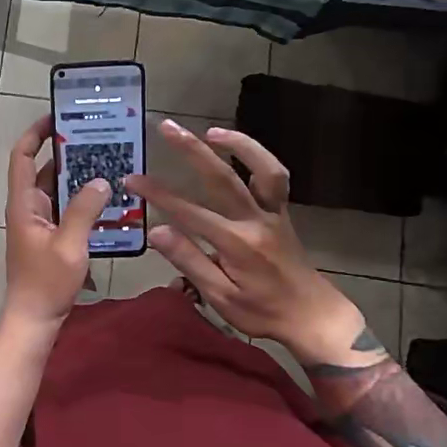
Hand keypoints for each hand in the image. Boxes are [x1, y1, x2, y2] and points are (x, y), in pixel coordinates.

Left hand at [3, 116, 111, 327]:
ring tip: (108, 160)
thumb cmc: (46, 282)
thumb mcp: (70, 245)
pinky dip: (82, 200)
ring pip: (56, 189)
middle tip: (97, 137)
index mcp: (23, 203)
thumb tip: (99, 180)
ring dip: (77, 176)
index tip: (57, 116)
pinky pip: (64, 208)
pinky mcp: (48, 235)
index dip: (36, 134)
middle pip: (43, 169)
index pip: (23, 157)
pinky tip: (108, 198)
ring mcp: (37, 221)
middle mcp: (27, 206)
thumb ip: (84, 211)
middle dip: (66, 152)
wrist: (33, 318)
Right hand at [123, 119, 367, 365]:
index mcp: (238, 244)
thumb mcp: (221, 296)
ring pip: (263, 170)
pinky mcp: (283, 214)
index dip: (157, 193)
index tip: (130, 179)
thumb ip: (189, 261)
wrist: (316, 319)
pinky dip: (257, 159)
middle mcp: (257, 222)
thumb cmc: (263, 313)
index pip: (188, 212)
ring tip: (211, 131)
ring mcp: (274, 215)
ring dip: (240, 145)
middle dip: (193, 150)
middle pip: (223, 177)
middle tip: (167, 127)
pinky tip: (234, 149)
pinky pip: (275, 179)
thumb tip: (156, 231)